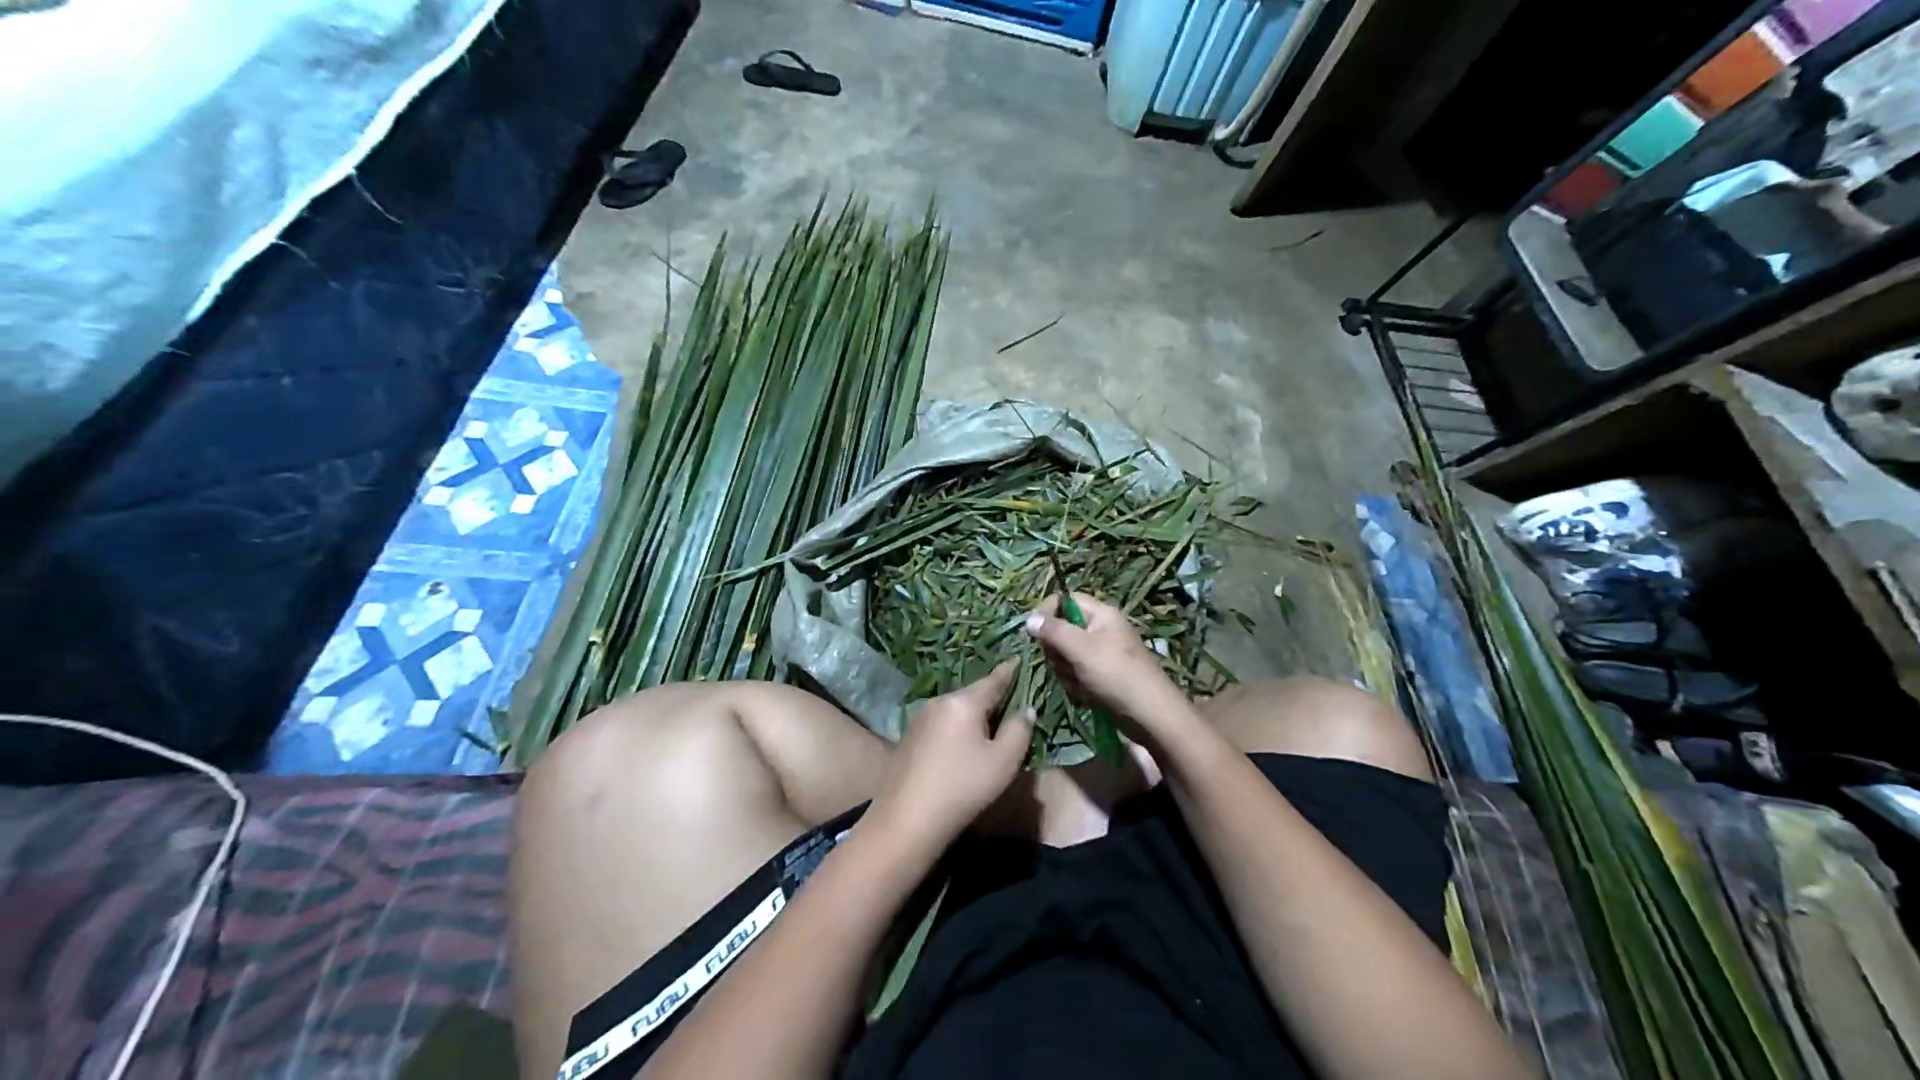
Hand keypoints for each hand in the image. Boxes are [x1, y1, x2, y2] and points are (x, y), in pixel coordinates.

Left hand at [869, 661, 1033, 851]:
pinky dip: (958, 727)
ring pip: (956, 709)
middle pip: (973, 694)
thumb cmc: (963, 787)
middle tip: (1014, 697)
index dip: (1009, 671)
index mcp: (963, 702)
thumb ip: (1019, 730)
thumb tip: (1026, 709)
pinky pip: (943, 723)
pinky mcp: (909, 738)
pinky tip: (964, 743)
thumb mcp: (1003, 761)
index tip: (1019, 659)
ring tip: (992, 722)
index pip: (993, 679)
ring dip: (974, 714)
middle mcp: (939, 702)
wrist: (907, 819)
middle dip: (993, 696)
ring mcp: (920, 719)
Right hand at [1024, 593, 1191, 744]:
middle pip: (1062, 630)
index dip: (1047, 612)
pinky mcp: (1101, 676)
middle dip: (1057, 651)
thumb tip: (1030, 619)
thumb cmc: (1116, 674)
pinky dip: (1076, 685)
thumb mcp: (1081, 649)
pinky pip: (1076, 674)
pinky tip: (1085, 696)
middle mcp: (1101, 630)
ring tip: (1079, 683)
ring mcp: (1101, 654)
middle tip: (1065, 663)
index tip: (1034, 633)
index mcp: (1101, 614)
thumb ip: (1053, 631)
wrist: (1149, 715)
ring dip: (1066, 672)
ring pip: (1066, 655)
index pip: (1065, 600)